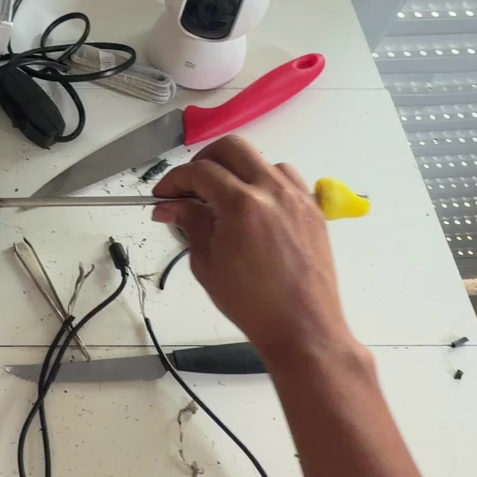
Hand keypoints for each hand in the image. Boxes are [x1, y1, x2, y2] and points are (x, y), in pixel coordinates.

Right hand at [151, 136, 355, 356]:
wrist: (302, 328)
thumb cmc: (251, 303)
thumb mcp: (207, 263)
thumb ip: (190, 223)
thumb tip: (168, 205)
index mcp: (241, 205)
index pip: (199, 172)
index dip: (174, 180)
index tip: (163, 195)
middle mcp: (271, 191)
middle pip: (231, 148)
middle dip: (203, 161)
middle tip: (190, 185)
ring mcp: (297, 197)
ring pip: (260, 159)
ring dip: (236, 169)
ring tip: (223, 196)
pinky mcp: (313, 208)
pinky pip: (286, 177)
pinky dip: (264, 180)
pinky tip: (255, 204)